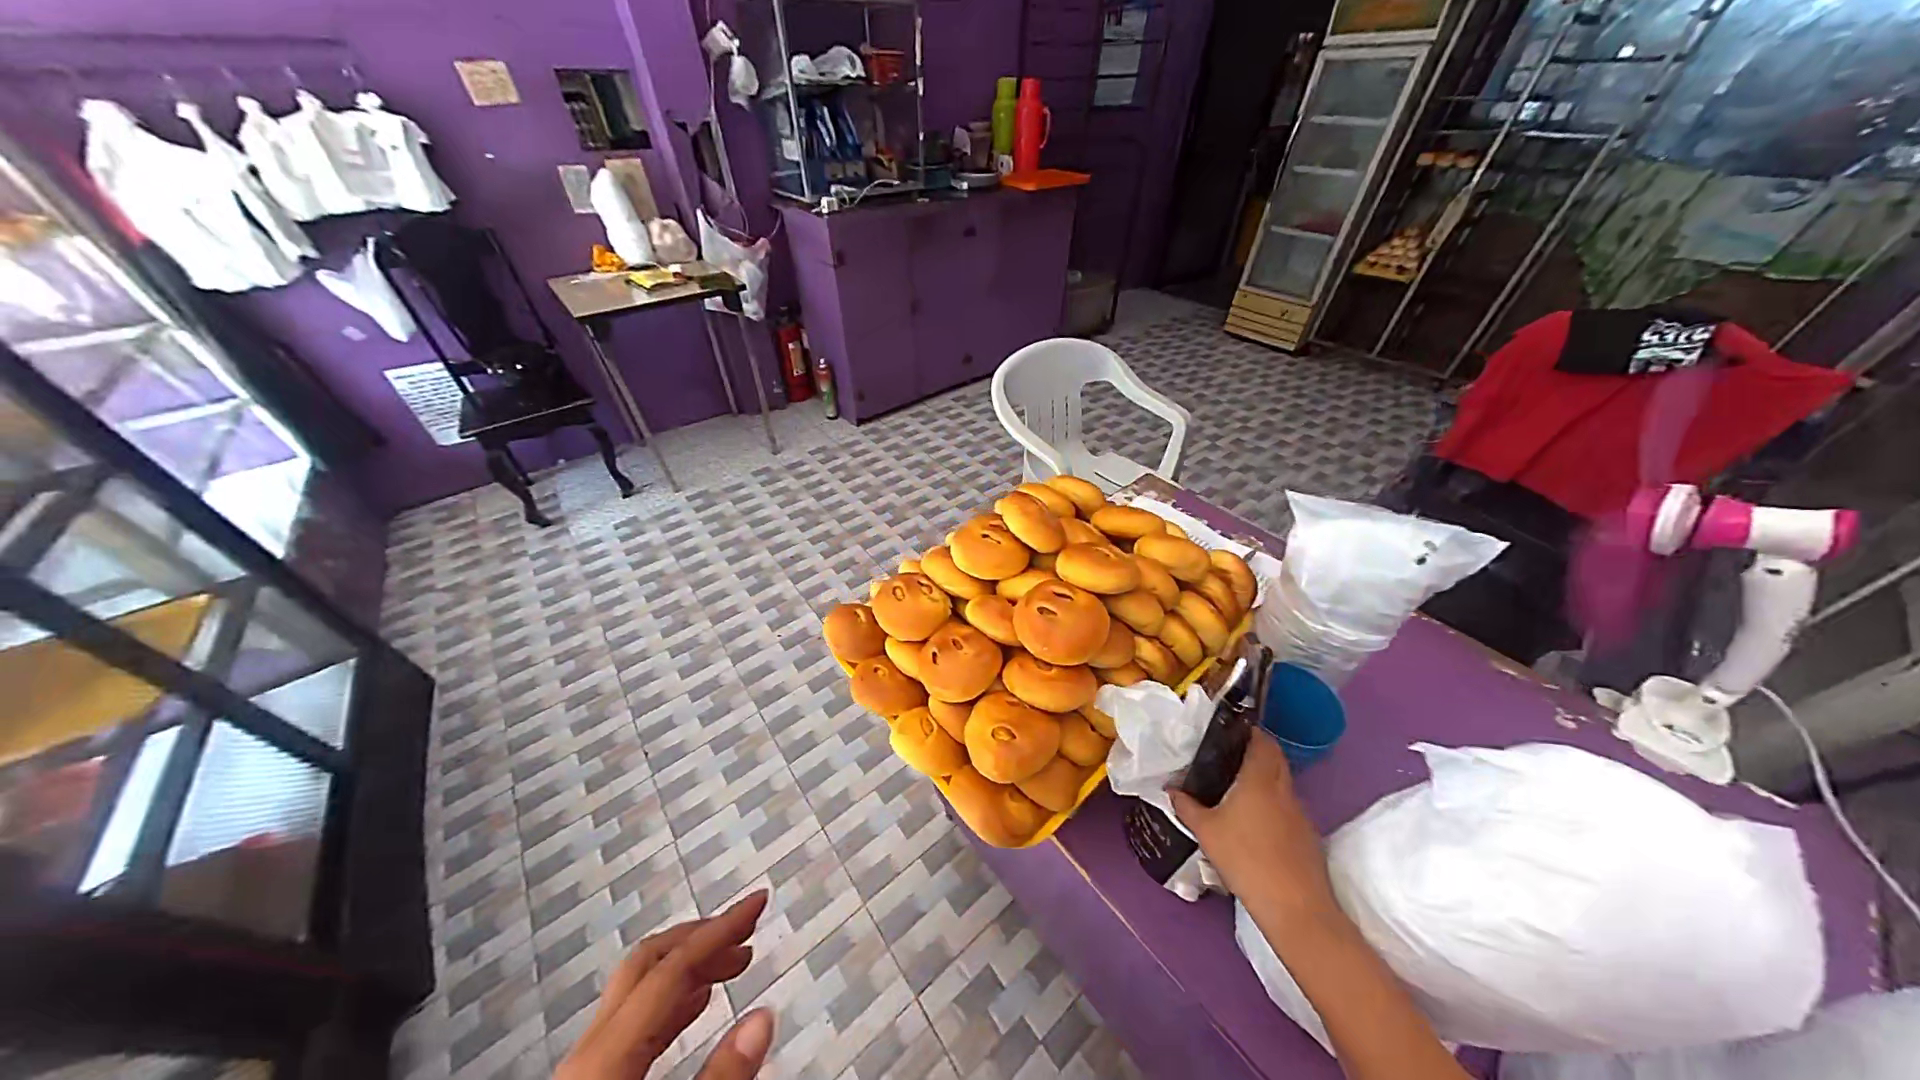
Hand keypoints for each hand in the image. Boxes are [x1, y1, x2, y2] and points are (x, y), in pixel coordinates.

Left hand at [554, 890, 774, 1079]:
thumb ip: (721, 1074)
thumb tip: (765, 1016)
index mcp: (605, 1054)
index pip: (673, 965)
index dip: (721, 927)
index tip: (759, 901)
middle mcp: (589, 1050)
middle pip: (648, 962)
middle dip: (702, 936)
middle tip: (748, 928)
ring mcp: (585, 1066)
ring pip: (638, 987)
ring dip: (691, 963)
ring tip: (734, 959)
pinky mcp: (591, 1079)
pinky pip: (633, 1018)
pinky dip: (673, 995)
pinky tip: (698, 1001)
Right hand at [1169, 730, 1336, 917]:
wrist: (1294, 905)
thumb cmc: (1245, 858)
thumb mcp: (1206, 831)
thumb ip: (1187, 806)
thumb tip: (1171, 790)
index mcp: (1260, 779)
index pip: (1262, 742)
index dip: (1249, 732)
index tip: (1230, 732)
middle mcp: (1283, 789)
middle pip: (1275, 758)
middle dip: (1257, 751)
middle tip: (1229, 756)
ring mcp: (1300, 813)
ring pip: (1283, 783)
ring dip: (1265, 778)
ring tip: (1238, 787)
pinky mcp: (1307, 835)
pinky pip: (1287, 806)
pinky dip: (1273, 803)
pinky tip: (1255, 822)